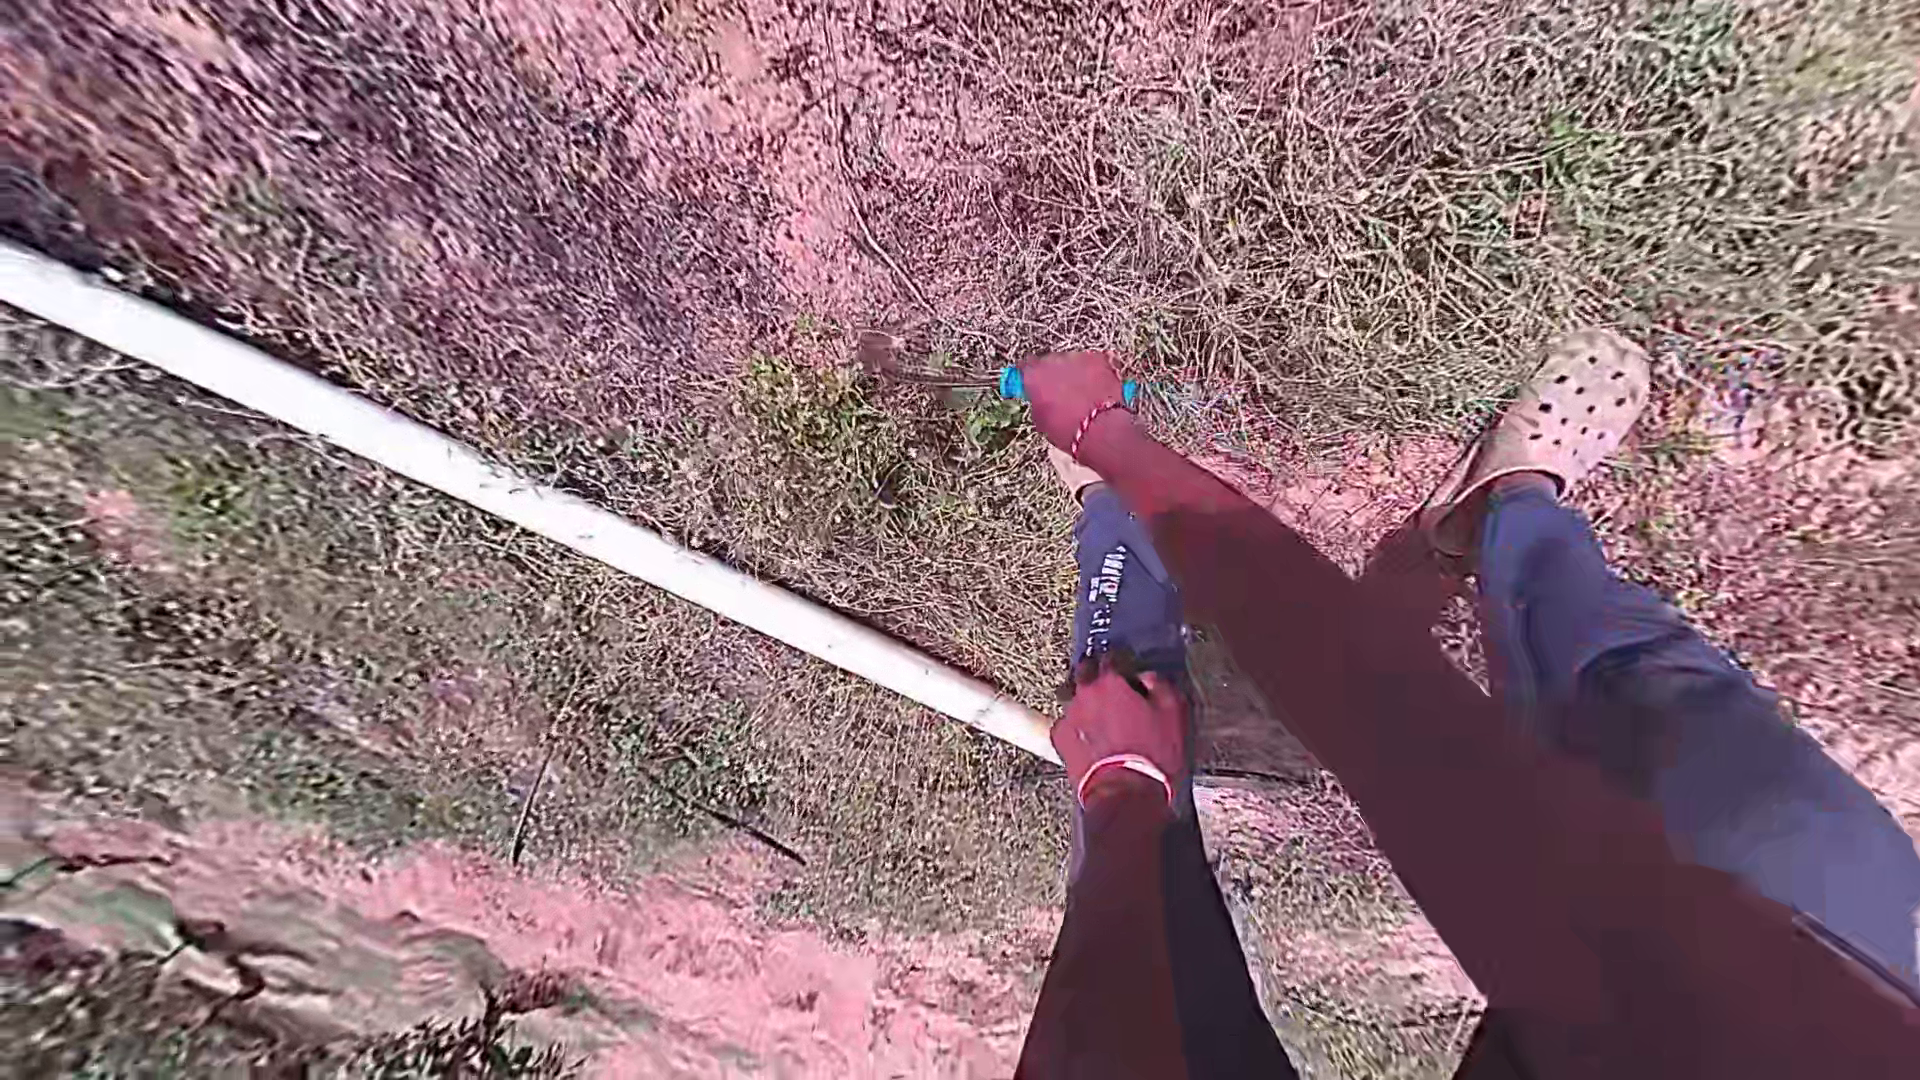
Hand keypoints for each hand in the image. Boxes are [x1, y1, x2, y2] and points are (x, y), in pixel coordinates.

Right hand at [1018, 349, 1135, 451]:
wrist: (1100, 428)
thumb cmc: (1067, 430)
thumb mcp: (1041, 421)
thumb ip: (1038, 403)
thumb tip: (1041, 399)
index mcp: (1033, 376)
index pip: (1025, 367)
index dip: (1030, 375)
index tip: (1033, 382)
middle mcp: (1052, 361)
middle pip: (1049, 362)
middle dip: (1053, 374)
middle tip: (1060, 392)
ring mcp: (1076, 357)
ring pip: (1071, 361)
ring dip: (1074, 373)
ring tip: (1081, 393)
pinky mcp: (1098, 358)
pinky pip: (1092, 362)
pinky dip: (1093, 371)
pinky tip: (1097, 388)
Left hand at [1051, 655, 1187, 803]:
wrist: (1124, 793)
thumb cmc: (1151, 755)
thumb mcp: (1172, 715)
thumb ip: (1161, 686)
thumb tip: (1148, 677)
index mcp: (1111, 683)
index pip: (1112, 657)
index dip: (1121, 660)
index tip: (1125, 665)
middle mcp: (1085, 692)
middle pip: (1085, 670)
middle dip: (1095, 672)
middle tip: (1107, 682)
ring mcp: (1069, 714)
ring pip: (1070, 694)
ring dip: (1082, 697)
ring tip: (1094, 708)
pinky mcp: (1059, 737)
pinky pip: (1064, 722)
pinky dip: (1074, 724)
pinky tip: (1084, 734)